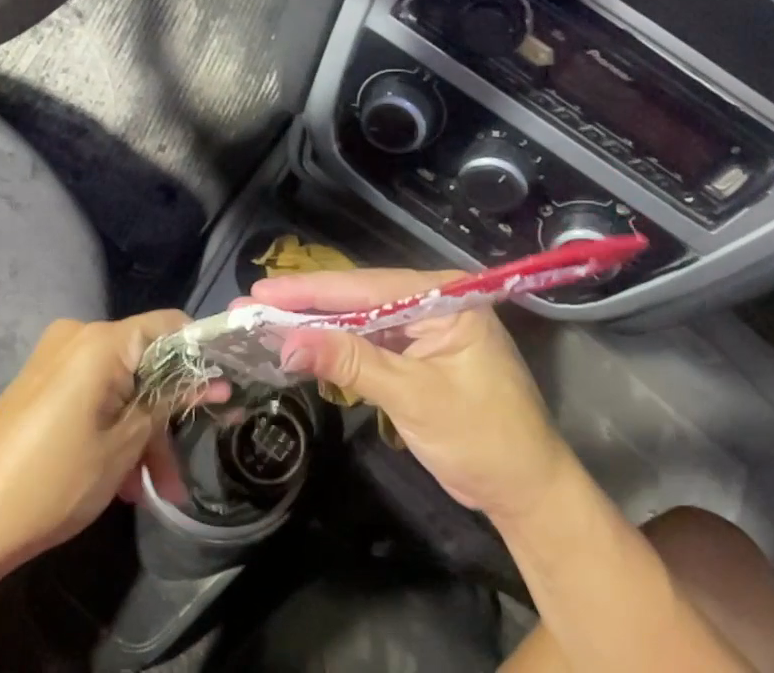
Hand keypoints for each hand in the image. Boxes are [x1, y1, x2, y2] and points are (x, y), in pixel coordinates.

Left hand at [0, 310, 215, 565]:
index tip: (221, 398)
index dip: (202, 359)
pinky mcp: (37, 388)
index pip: (171, 325)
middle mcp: (75, 338)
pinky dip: (112, 431)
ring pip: (119, 389)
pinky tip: (122, 483)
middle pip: (144, 364)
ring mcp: (52, 362)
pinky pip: (91, 399)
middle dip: (168, 416)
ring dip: (141, 435)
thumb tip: (214, 379)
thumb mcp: (125, 444)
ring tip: (154, 492)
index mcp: (100, 341)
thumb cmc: (55, 480)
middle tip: (184, 467)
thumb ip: (170, 403)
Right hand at [257, 269, 574, 522]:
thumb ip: (351, 363)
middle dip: (305, 306)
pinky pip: (372, 342)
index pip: (366, 286)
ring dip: (316, 326)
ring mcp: (428, 328)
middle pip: (360, 298)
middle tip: (249, 307)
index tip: (259, 291)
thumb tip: (288, 342)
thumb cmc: (481, 437)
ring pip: (361, 319)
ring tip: (264, 323)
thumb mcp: (413, 397)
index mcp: (446, 298)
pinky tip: (303, 345)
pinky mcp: (420, 354)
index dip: (309, 290)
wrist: (524, 487)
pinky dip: (338, 347)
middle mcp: (437, 302)